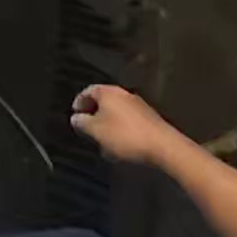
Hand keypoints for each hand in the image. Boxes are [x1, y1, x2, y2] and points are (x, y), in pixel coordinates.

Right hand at [70, 85, 184, 165]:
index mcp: (108, 92)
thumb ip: (82, 123)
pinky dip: (119, 128)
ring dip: (107, 123)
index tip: (75, 114)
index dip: (79, 102)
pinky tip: (120, 144)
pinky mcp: (147, 117)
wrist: (162, 145)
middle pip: (103, 100)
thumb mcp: (96, 131)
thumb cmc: (125, 135)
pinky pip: (127, 120)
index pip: (88, 91)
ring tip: (102, 139)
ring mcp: (137, 105)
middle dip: (93, 113)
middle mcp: (122, 94)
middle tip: (87, 127)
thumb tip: (75, 118)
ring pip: (115, 111)